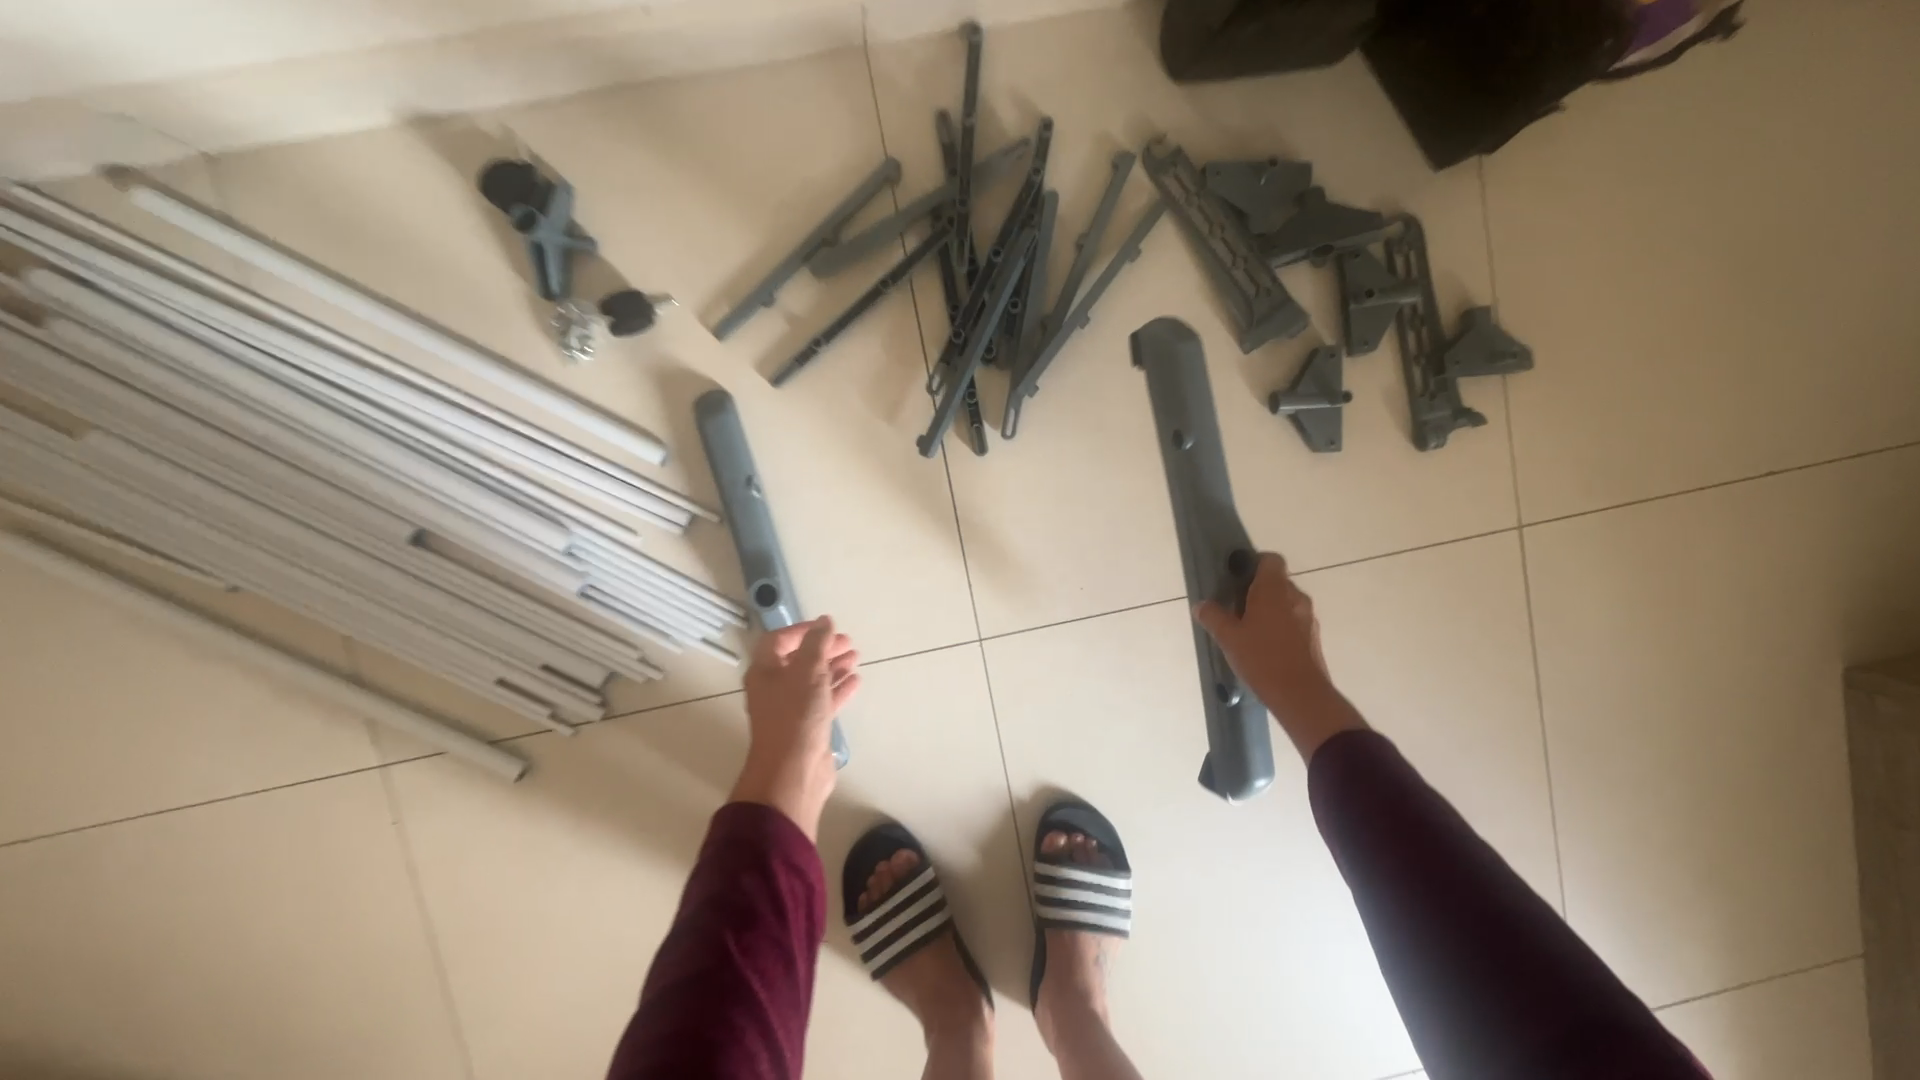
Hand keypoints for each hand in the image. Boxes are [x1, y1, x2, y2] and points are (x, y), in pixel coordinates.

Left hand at [730, 616, 860, 838]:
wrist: (794, 771)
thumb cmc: (795, 715)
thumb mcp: (807, 671)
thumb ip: (817, 643)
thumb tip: (825, 621)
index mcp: (765, 671)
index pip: (779, 640)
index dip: (802, 630)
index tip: (828, 627)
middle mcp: (774, 687)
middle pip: (799, 659)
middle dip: (823, 648)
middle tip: (848, 642)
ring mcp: (791, 708)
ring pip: (813, 680)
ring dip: (833, 667)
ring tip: (856, 657)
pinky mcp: (807, 726)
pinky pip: (823, 700)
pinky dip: (838, 689)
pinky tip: (855, 681)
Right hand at [1194, 553, 1364, 760]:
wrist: (1301, 694)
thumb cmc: (1261, 658)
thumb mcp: (1228, 637)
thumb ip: (1213, 617)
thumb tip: (1201, 606)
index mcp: (1273, 590)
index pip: (1270, 560)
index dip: (1254, 564)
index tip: (1237, 579)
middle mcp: (1295, 597)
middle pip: (1277, 582)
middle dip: (1257, 591)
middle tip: (1235, 608)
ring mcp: (1308, 618)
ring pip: (1286, 603)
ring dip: (1269, 611)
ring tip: (1248, 631)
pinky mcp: (1313, 638)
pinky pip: (1294, 622)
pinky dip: (1280, 628)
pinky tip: (1264, 648)